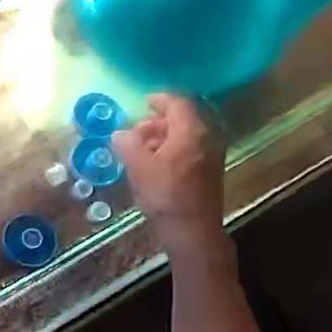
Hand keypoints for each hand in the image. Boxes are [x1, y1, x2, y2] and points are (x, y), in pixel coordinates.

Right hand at [113, 93, 226, 252]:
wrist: (193, 231)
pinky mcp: (210, 173)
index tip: (144, 102)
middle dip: (157, 122)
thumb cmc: (165, 195)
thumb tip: (120, 134)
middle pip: (182, 119)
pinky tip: (155, 166)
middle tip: (136, 133)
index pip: (178, 103)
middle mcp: (207, 138)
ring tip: (142, 152)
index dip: (159, 100)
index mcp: (192, 131)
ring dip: (163, 138)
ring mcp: (212, 156)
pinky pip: (190, 151)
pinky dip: (172, 150)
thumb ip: (128, 145)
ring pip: (186, 137)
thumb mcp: (139, 167)